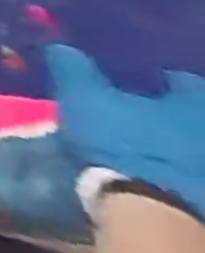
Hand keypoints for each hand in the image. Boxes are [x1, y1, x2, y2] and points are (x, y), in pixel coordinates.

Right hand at [48, 44, 204, 218]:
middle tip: (146, 108)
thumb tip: (62, 47)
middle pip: (192, 113)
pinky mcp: (203, 188)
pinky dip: (178, 163)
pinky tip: (159, 164)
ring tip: (151, 138)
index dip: (162, 78)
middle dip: (171, 111)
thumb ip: (74, 69)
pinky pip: (189, 167)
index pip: (184, 81)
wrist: (157, 205)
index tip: (146, 77)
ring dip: (176, 138)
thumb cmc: (122, 140)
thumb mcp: (83, 98)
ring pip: (192, 141)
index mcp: (194, 103)